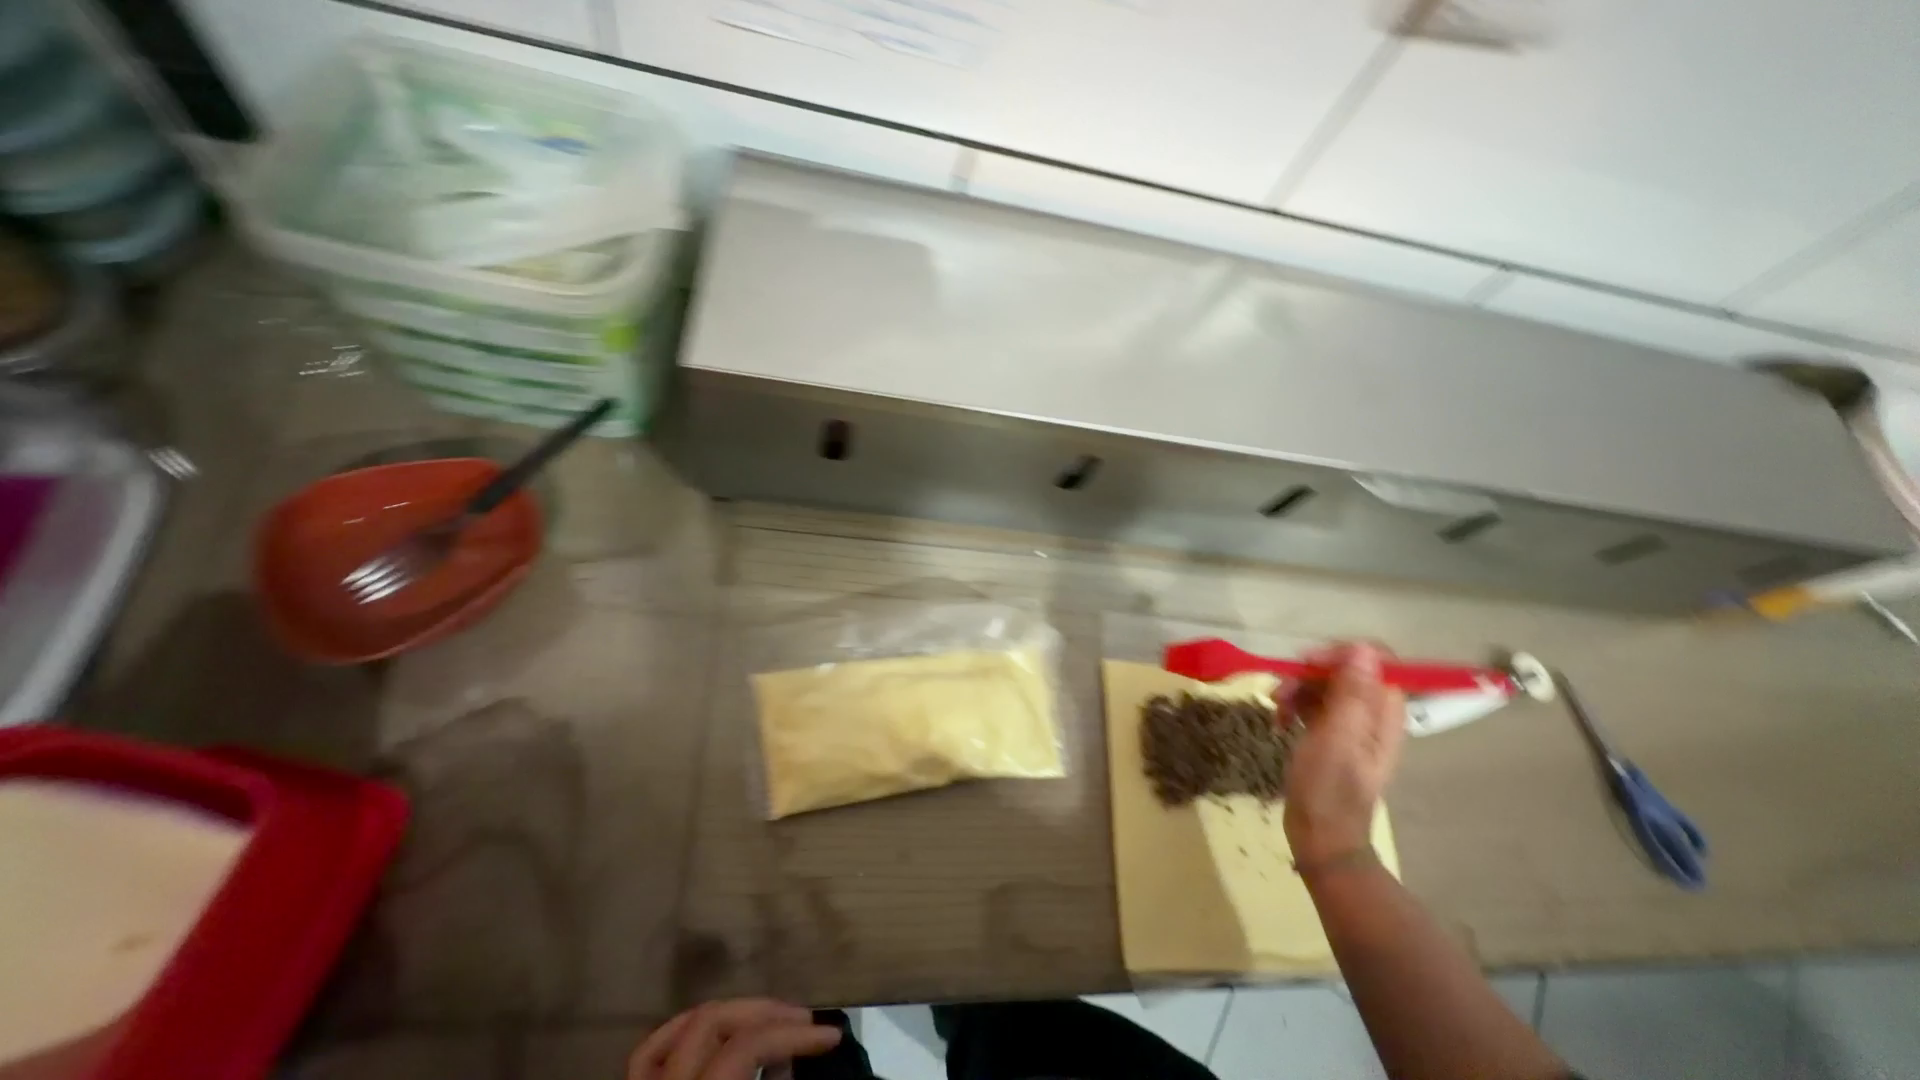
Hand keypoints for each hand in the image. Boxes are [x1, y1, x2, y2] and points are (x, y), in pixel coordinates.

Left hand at [628, 999, 840, 1079]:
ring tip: (768, 1022)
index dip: (792, 1034)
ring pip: (678, 1027)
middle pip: (710, 1021)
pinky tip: (711, 1033)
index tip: (831, 1035)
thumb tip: (799, 1060)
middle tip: (804, 1021)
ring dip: (729, 1014)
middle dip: (764, 1011)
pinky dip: (683, 1033)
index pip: (745, 1046)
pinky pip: (649, 1055)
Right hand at [1283, 642, 1406, 865]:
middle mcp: (1373, 714)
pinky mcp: (1331, 737)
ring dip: (1297, 689)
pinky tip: (1278, 722)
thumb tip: (1362, 649)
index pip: (1373, 659)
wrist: (1321, 838)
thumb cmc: (1329, 789)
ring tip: (1274, 707)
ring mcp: (1352, 726)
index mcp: (1383, 712)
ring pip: (1325, 686)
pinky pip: (1314, 706)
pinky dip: (1295, 706)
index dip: (1340, 653)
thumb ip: (1352, 693)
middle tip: (1279, 690)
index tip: (1306, 664)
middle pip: (1344, 670)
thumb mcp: (1337, 737)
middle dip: (1310, 674)